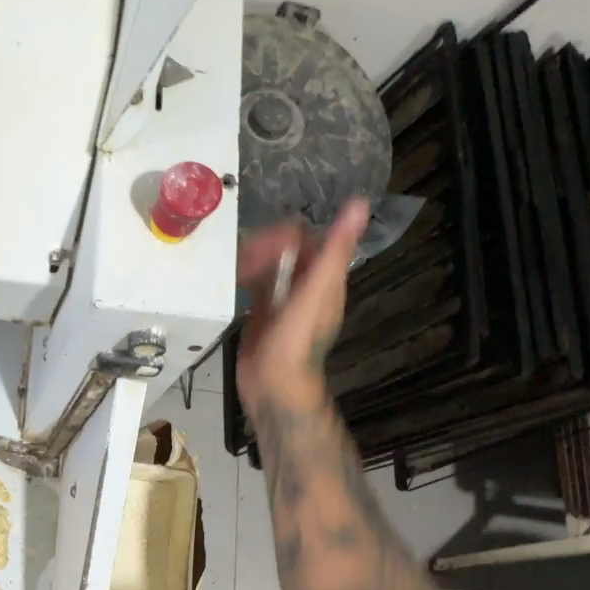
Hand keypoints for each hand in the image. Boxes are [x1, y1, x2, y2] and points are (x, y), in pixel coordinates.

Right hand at [235, 198, 369, 415]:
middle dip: (262, 249)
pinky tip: (230, 283)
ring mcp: (282, 300)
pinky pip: (253, 286)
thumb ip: (334, 250)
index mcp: (323, 278)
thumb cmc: (295, 342)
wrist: (272, 386)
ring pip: (267, 267)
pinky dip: (242, 279)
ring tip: (233, 271)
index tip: (262, 244)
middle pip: (284, 251)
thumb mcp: (316, 292)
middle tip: (242, 260)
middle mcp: (304, 285)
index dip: (285, 234)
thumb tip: (359, 203)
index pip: (307, 238)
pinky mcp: (261, 314)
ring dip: (250, 262)